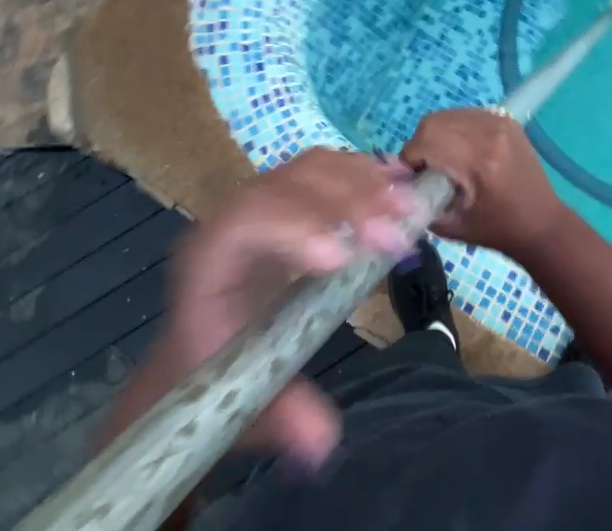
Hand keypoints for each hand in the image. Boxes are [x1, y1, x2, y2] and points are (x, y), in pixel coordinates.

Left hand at [139, 148, 419, 467]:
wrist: (199, 348)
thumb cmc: (216, 375)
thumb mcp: (245, 402)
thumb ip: (282, 418)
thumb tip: (322, 440)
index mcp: (210, 260)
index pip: (245, 222)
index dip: (292, 227)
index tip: (341, 257)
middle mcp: (234, 219)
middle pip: (287, 185)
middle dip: (345, 202)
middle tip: (399, 231)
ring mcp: (265, 202)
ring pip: (312, 170)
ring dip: (363, 181)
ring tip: (411, 204)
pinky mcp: (292, 199)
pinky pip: (327, 171)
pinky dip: (366, 173)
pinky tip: (403, 182)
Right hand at [400, 107, 571, 256]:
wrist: (542, 223)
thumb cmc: (498, 230)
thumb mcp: (453, 227)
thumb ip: (422, 205)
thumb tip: (400, 186)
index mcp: (479, 161)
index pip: (428, 140)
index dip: (410, 156)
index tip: (412, 176)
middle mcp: (490, 133)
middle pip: (435, 122)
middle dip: (420, 143)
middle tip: (423, 167)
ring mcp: (501, 123)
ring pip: (450, 114)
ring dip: (436, 133)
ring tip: (441, 157)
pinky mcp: (508, 121)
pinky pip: (468, 114)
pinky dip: (455, 127)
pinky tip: (460, 149)